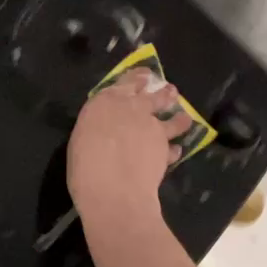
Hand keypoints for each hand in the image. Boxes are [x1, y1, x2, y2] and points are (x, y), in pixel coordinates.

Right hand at [67, 68, 190, 218]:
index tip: (145, 77)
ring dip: (179, 118)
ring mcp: (153, 128)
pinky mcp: (165, 148)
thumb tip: (106, 129)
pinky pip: (173, 148)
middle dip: (163, 93)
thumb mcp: (81, 138)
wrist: (113, 189)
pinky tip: (175, 152)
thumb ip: (98, 127)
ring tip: (184, 118)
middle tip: (170, 92)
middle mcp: (133, 108)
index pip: (127, 81)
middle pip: (155, 96)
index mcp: (107, 101)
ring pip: (173, 118)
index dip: (138, 78)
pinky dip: (174, 150)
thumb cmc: (85, 165)